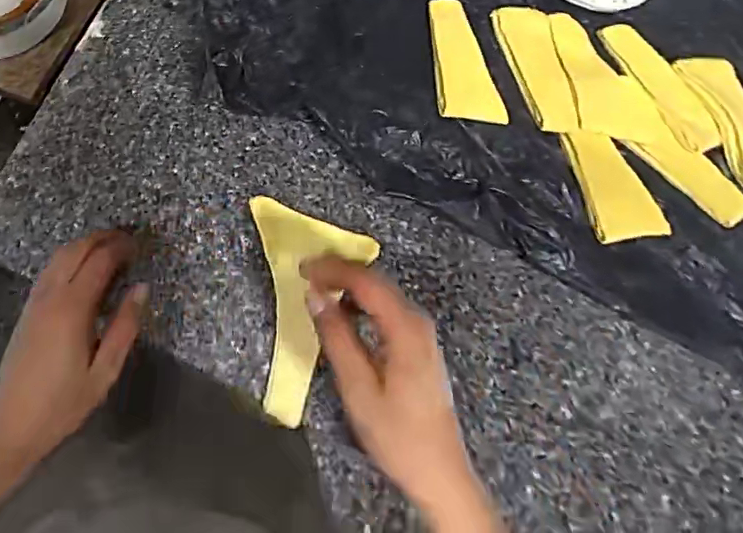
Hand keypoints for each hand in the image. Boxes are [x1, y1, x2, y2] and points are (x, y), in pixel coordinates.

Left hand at [0, 229, 147, 468]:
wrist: (10, 424)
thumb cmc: (62, 404)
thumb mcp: (103, 372)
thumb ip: (124, 327)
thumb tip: (141, 287)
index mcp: (72, 308)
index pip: (99, 261)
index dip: (121, 247)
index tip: (139, 246)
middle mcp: (51, 295)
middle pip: (77, 248)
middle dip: (103, 237)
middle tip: (127, 239)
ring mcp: (35, 299)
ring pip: (60, 254)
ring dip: (85, 244)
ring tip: (110, 248)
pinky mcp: (28, 307)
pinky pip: (51, 268)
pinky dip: (70, 256)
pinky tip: (83, 268)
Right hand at [303, 257, 503, 532]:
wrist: (440, 474)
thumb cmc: (397, 435)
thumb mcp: (358, 387)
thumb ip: (336, 336)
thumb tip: (315, 295)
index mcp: (405, 328)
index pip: (365, 281)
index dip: (332, 269)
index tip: (302, 268)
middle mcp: (417, 321)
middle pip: (376, 280)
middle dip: (339, 272)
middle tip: (307, 274)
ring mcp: (422, 332)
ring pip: (381, 292)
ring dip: (350, 285)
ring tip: (319, 289)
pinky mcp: (420, 343)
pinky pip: (387, 307)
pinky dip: (362, 302)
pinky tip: (345, 313)